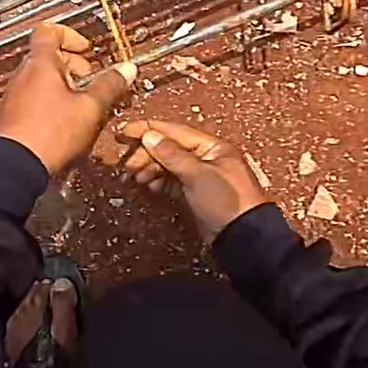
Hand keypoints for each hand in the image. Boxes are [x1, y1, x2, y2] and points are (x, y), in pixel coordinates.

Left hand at [0, 23, 136, 173]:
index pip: (48, 31)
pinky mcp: (13, 115)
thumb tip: (127, 68)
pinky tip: (66, 121)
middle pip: (47, 56)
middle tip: (90, 78)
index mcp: (41, 63)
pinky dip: (51, 100)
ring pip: (41, 78)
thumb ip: (109, 86)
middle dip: (73, 63)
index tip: (87, 50)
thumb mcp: (90, 108)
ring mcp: (16, 95)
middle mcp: (24, 75)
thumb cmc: (51, 132)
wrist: (16, 165)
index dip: (70, 35)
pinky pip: (34, 97)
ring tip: (82, 103)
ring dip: (63, 84)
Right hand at [117, 119, 267, 241]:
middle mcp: (206, 157)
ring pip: (168, 165)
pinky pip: (171, 181)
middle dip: (146, 154)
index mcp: (211, 147)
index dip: (148, 130)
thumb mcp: (198, 174)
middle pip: (169, 148)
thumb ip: (172, 154)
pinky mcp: (195, 193)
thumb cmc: (226, 201)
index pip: (174, 132)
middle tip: (127, 165)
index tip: (124, 132)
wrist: (243, 238)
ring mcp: (200, 176)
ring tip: (134, 177)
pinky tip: (148, 185)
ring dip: (149, 168)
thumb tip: (149, 135)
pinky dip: (158, 181)